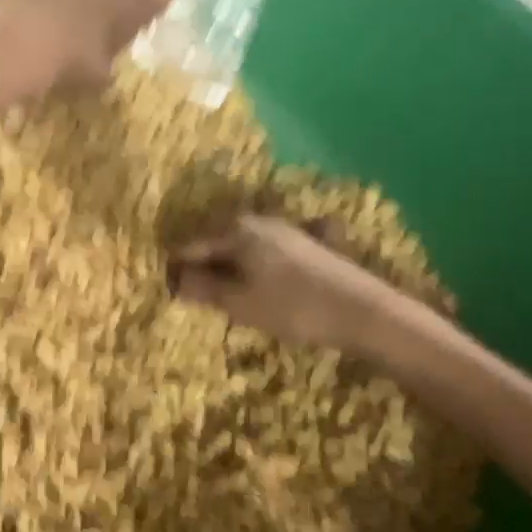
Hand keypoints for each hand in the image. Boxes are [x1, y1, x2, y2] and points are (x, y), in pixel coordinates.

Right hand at [169, 215, 460, 359]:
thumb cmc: (293, 308)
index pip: (190, 245)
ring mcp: (284, 229)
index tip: (166, 291)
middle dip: (201, 265)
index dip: (175, 269)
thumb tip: (176, 279)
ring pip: (241, 246)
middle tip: (192, 295)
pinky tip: (257, 285)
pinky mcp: (306, 243)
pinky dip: (253, 266)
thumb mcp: (240, 303)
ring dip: (227, 266)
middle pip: (215, 241)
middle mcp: (257, 220)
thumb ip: (204, 289)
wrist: (364, 312)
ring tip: (222, 294)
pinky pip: (264, 252)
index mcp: (235, 229)